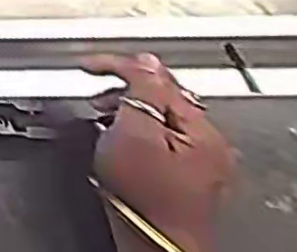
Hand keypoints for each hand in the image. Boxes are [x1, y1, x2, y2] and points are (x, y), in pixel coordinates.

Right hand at [84, 53, 233, 251]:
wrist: (152, 244)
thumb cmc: (145, 195)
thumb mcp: (134, 131)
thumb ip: (142, 91)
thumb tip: (146, 62)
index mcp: (201, 131)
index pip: (157, 78)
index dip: (117, 66)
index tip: (88, 65)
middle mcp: (208, 143)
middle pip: (161, 94)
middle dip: (122, 87)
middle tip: (94, 90)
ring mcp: (199, 160)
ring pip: (158, 112)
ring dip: (126, 105)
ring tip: (102, 113)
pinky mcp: (185, 172)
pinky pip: (159, 131)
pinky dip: (135, 124)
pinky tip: (118, 134)